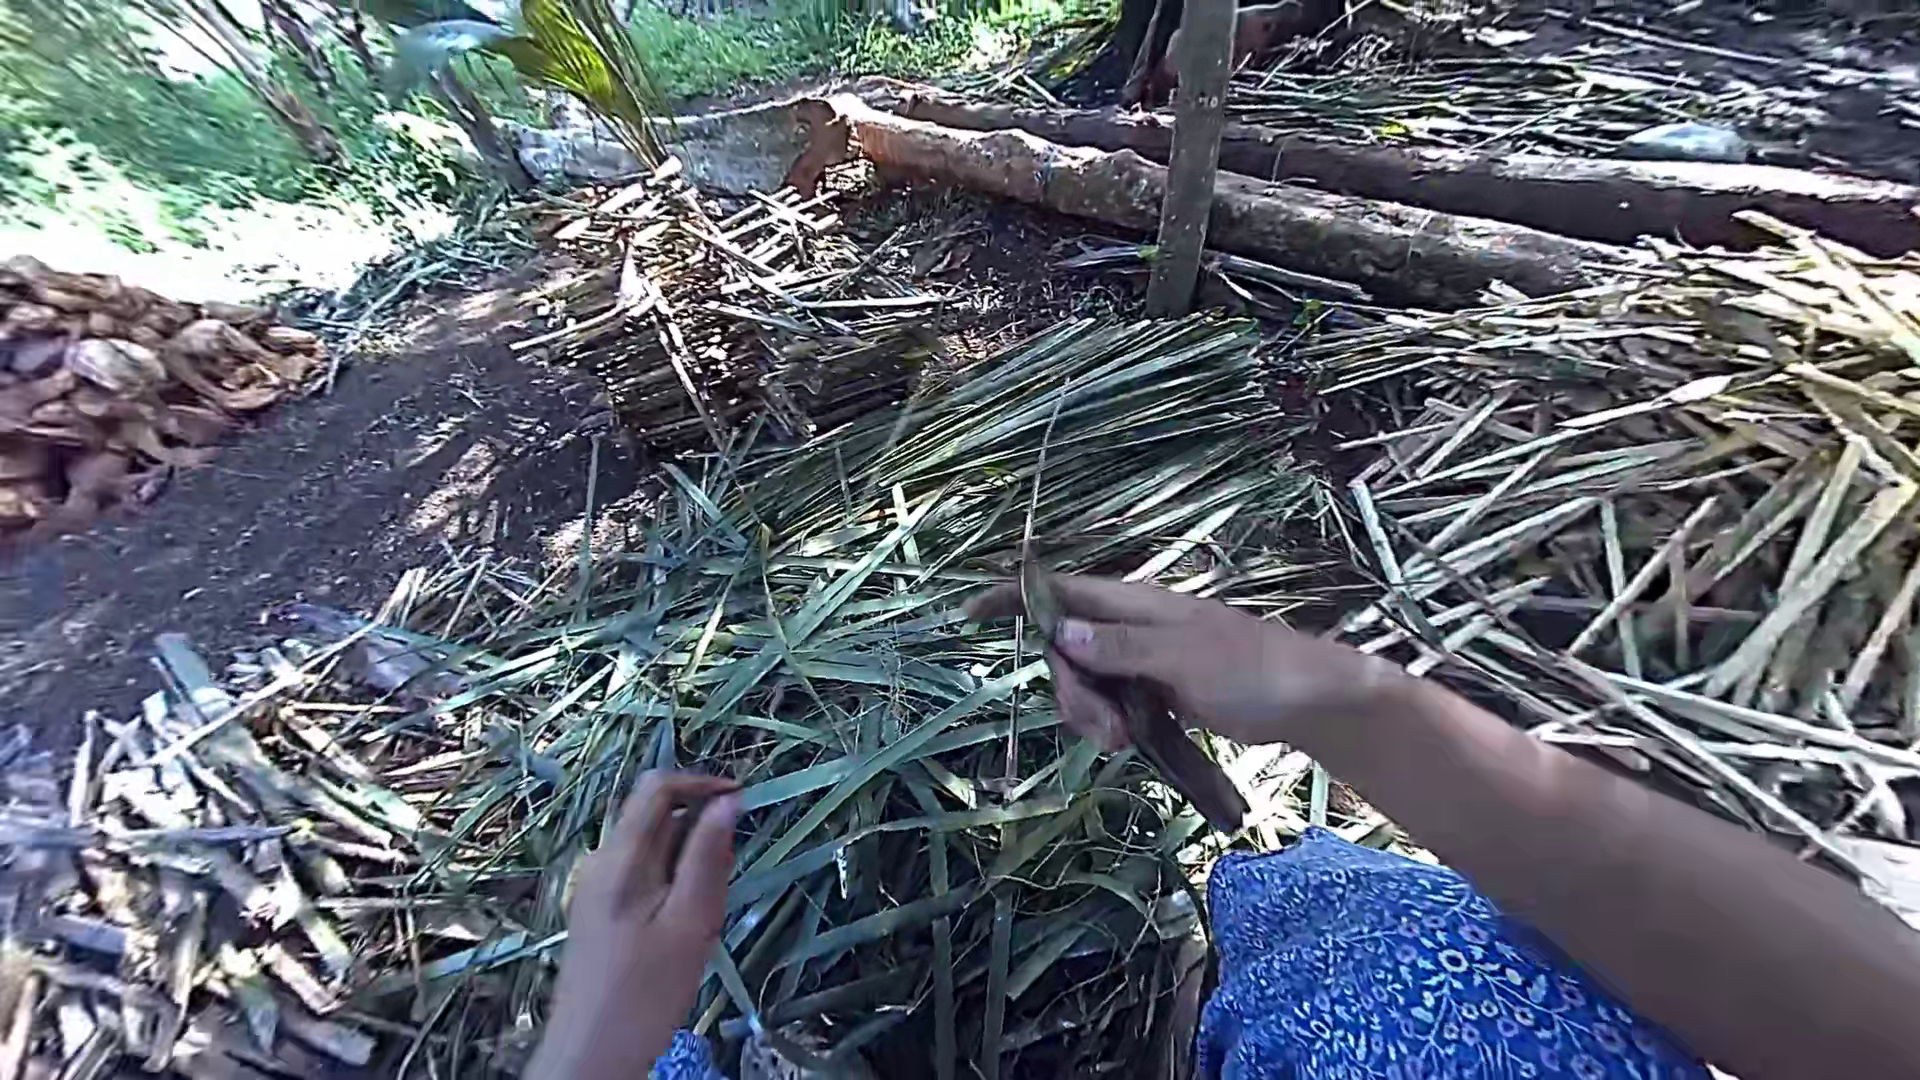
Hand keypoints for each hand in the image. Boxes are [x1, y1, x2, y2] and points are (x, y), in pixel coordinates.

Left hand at [527, 771, 741, 1079]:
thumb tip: (729, 799)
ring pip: (658, 846)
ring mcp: (598, 886)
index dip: (702, 782)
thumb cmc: (646, 993)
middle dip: (701, 832)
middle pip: (660, 816)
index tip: (739, 801)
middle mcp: (603, 861)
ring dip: (692, 861)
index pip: (658, 786)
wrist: (588, 1067)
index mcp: (621, 858)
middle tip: (723, 878)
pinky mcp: (601, 909)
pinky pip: (647, 872)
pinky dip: (676, 881)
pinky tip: (686, 924)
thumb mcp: (691, 919)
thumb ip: (708, 853)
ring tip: (705, 913)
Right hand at [966, 575, 1410, 748]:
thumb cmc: (1252, 666)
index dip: (1014, 596)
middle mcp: (1124, 627)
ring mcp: (1134, 659)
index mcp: (1131, 604)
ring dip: (1090, 715)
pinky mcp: (1146, 689)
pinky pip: (1104, 703)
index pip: (1060, 590)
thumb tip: (1061, 634)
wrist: (1306, 700)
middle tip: (1105, 731)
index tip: (971, 611)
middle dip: (1072, 692)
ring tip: (1126, 742)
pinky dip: (1106, 724)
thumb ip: (1123, 647)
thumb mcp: (1186, 656)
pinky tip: (1130, 741)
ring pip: (1081, 681)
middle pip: (1063, 651)